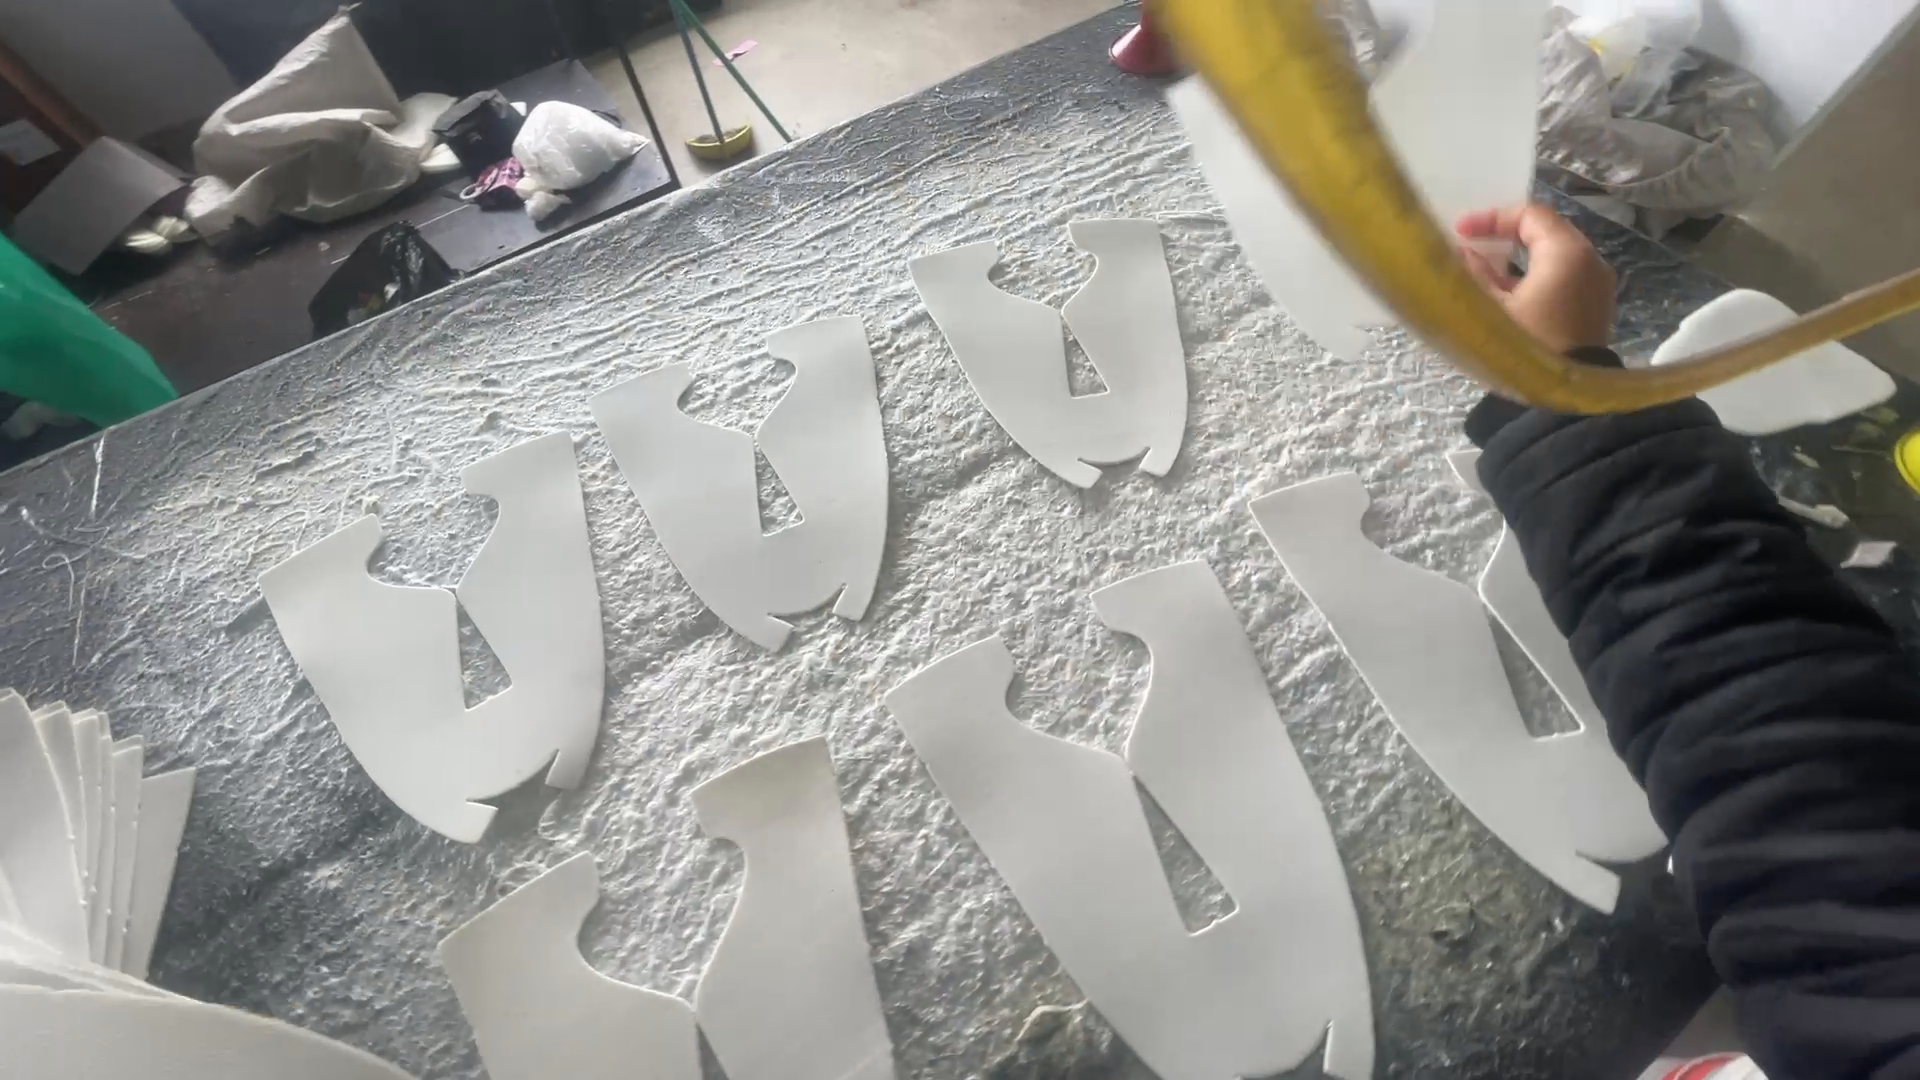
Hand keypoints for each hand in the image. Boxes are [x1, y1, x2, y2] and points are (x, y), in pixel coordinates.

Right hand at [1455, 203, 1616, 352]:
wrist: (1560, 395)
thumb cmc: (1521, 345)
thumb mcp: (1487, 309)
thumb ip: (1473, 275)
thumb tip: (1462, 254)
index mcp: (1567, 255)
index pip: (1532, 216)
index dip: (1492, 218)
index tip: (1459, 230)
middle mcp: (1589, 261)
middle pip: (1546, 233)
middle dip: (1504, 237)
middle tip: (1469, 247)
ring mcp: (1594, 285)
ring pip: (1552, 258)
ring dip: (1515, 260)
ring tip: (1480, 273)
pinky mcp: (1591, 307)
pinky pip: (1559, 279)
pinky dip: (1530, 277)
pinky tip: (1503, 296)